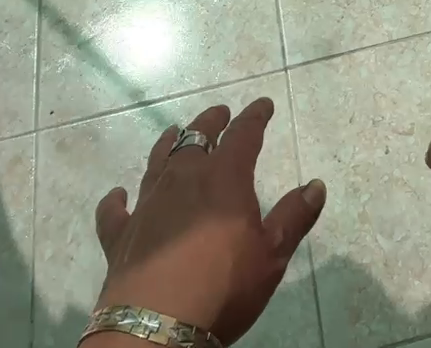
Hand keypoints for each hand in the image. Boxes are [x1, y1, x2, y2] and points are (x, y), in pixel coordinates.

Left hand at [92, 98, 325, 345]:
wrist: (157, 327)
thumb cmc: (224, 286)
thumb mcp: (272, 254)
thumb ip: (294, 217)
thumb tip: (316, 185)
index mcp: (224, 177)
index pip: (243, 134)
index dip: (255, 116)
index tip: (263, 105)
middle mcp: (184, 178)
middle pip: (196, 137)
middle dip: (211, 122)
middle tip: (220, 113)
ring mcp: (147, 204)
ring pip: (157, 161)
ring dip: (168, 144)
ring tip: (175, 133)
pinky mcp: (120, 234)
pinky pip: (115, 209)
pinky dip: (117, 199)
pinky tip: (119, 195)